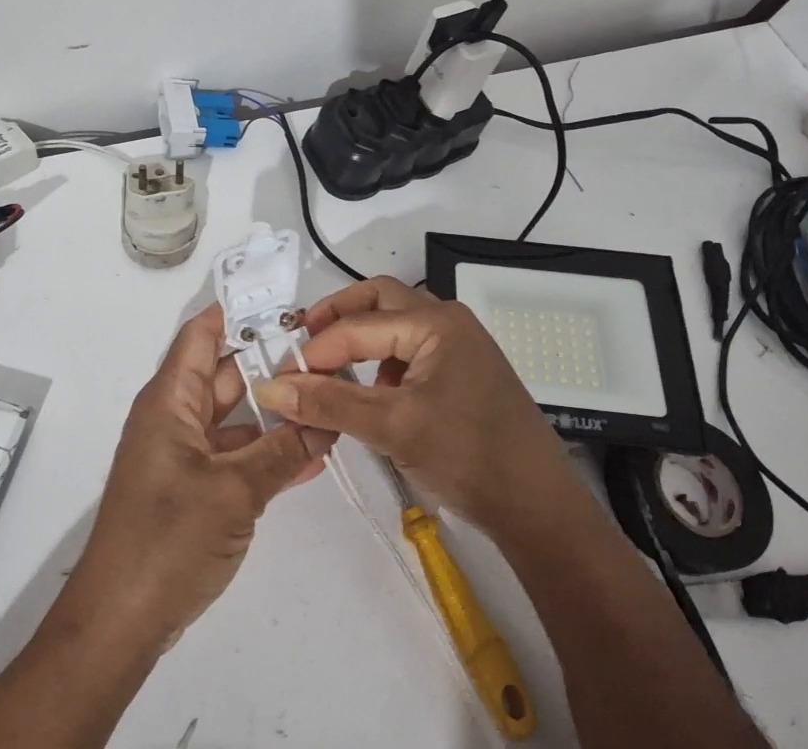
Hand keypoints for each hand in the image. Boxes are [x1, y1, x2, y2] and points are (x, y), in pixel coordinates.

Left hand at [69, 305, 334, 647]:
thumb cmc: (168, 540)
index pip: (202, 336)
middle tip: (330, 360)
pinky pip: (236, 456)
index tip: (287, 304)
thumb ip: (283, 453)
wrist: (122, 617)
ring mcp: (184, 456)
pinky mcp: (194, 490)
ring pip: (236, 418)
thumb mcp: (234, 492)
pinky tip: (312, 456)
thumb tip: (326, 423)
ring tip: (331, 404)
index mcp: (170, 402)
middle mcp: (174, 419)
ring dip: (277, 414)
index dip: (239, 314)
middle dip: (273, 367)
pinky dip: (269, 453)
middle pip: (227, 376)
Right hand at [254, 276, 563, 532]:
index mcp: (435, 323)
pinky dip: (382, 363)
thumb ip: (329, 403)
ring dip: (360, 340)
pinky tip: (372, 396)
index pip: (357, 325)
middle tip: (301, 344)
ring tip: (330, 372)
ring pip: (395, 326)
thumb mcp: (391, 427)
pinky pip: (411, 352)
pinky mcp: (464, 374)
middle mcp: (449, 322)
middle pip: (379, 301)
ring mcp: (460, 347)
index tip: (281, 381)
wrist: (537, 506)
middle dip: (336, 318)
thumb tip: (270, 388)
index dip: (315, 351)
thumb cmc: (467, 456)